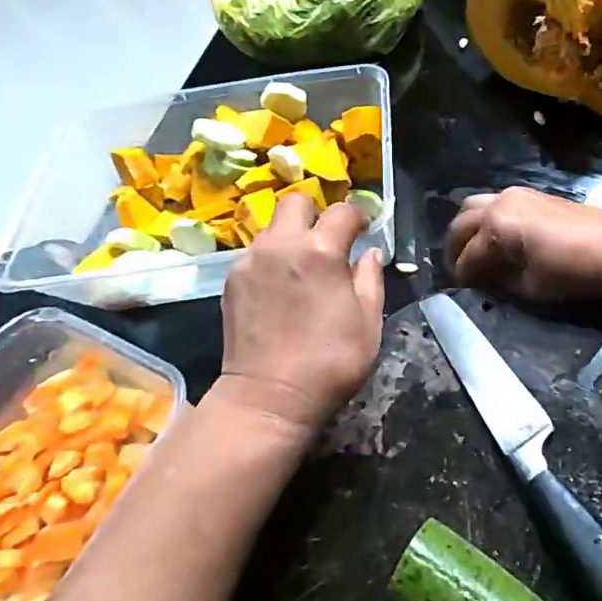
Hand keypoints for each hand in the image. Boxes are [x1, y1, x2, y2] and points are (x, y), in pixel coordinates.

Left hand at [215, 195, 384, 433]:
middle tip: (329, 239)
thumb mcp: (370, 320)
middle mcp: (281, 246)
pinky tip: (283, 285)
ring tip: (305, 265)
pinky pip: (256, 252)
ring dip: (292, 235)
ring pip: (272, 227)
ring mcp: (250, 262)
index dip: (359, 216)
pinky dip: (273, 257)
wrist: (268, 399)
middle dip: (316, 213)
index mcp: (321, 251)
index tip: (366, 230)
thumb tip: (369, 254)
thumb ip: (370, 278)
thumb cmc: (331, 361)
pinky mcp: (231, 282)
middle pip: (295, 202)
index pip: (342, 211)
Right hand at [446, 187, 601, 307]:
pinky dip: (489, 219)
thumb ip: (498, 279)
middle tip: (459, 270)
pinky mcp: (535, 195)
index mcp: (494, 223)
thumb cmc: (571, 270)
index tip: (461, 291)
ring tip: (475, 252)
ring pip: (477, 206)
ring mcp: (518, 194)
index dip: (461, 276)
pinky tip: (497, 239)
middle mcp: (500, 202)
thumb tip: (482, 277)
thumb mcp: (528, 285)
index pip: (467, 254)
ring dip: (470, 228)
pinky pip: (498, 203)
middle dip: (456, 247)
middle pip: (463, 222)